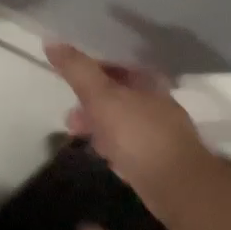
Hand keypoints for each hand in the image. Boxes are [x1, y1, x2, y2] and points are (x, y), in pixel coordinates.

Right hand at [45, 42, 220, 217]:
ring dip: (98, 128)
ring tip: (81, 138)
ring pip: (121, 122)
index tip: (67, 81)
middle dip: (89, 104)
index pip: (115, 66)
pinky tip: (106, 158)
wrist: (179, 188)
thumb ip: (76, 68)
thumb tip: (51, 41)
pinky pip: (131, 147)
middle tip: (71, 118)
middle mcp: (159, 105)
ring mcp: (164, 134)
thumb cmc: (137, 133)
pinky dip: (115, 148)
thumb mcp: (99, 95)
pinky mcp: (163, 161)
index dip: (89, 70)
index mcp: (149, 84)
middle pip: (116, 96)